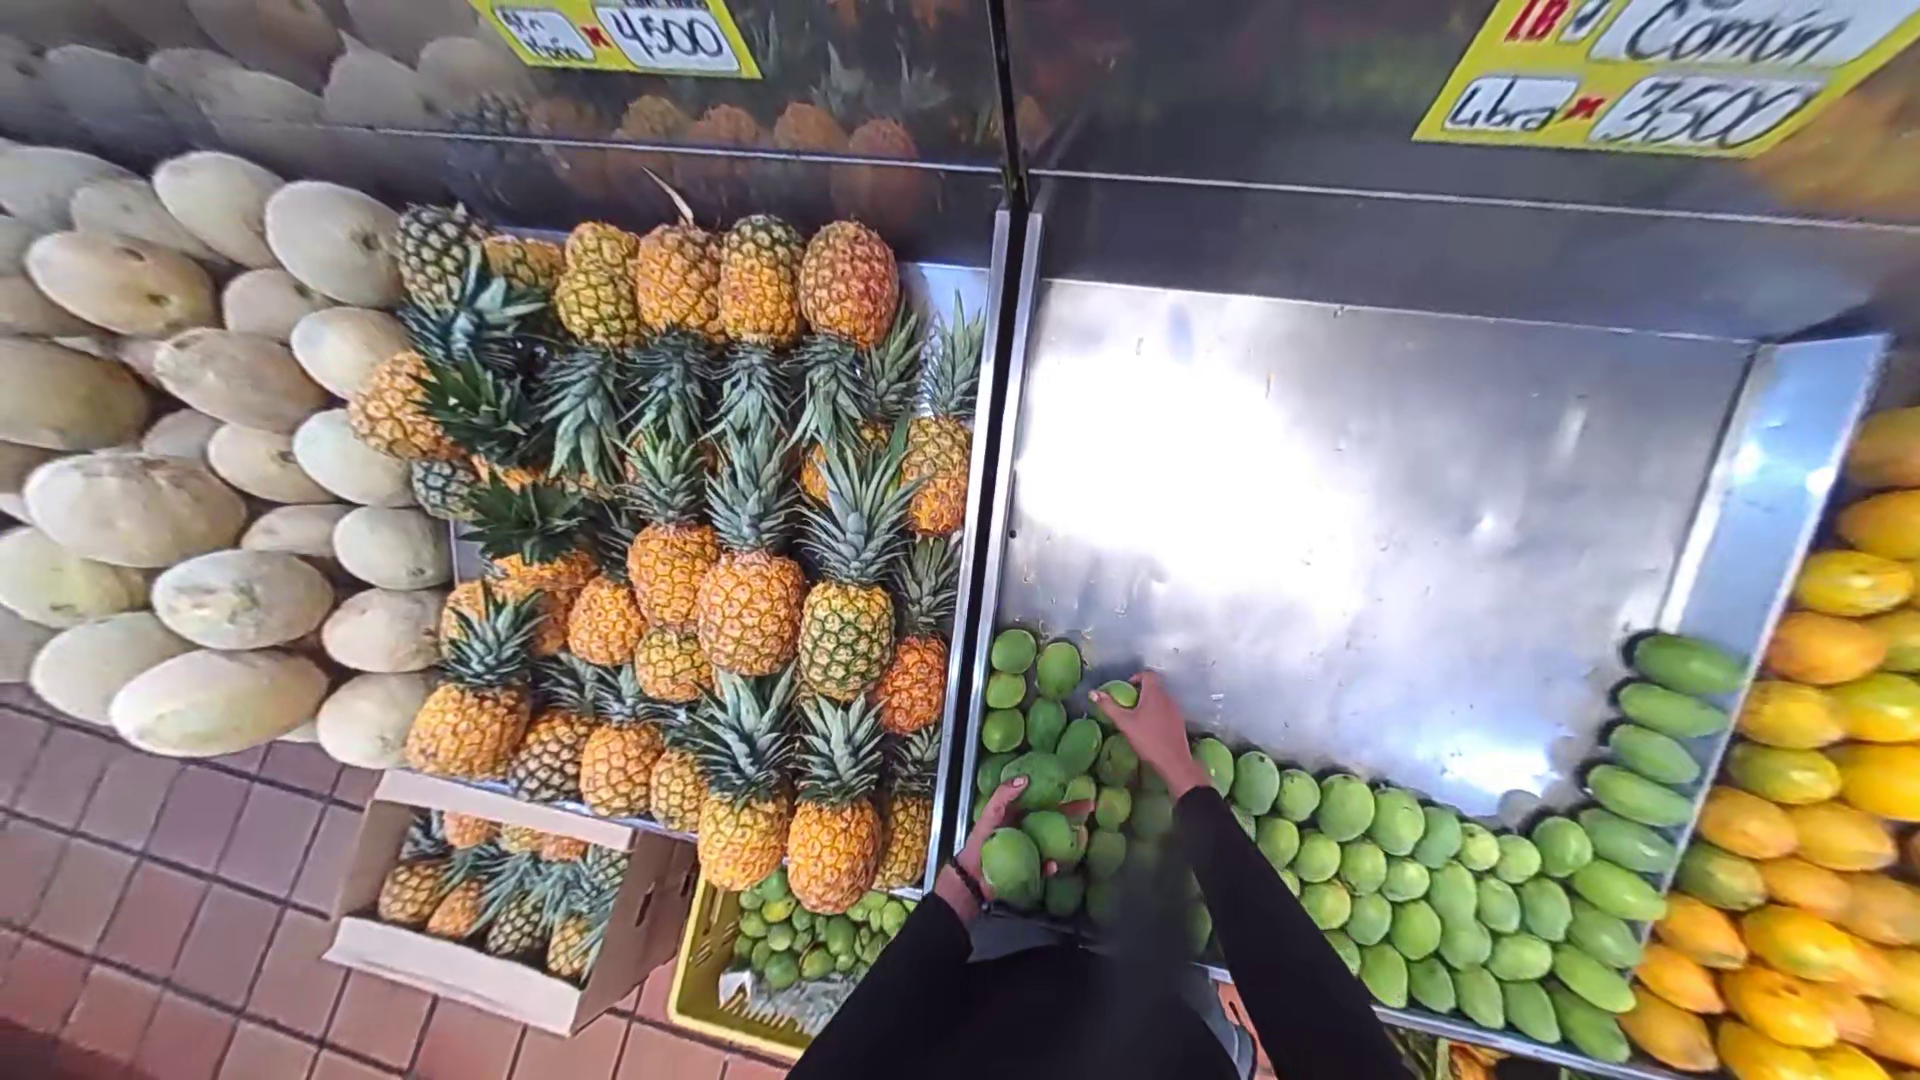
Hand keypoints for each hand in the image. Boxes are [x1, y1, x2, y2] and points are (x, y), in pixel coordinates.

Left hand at [935, 776, 1092, 922]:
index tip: (1076, 786)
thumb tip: (1025, 779)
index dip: (1059, 793)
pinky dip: (1051, 865)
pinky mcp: (1033, 867)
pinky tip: (1052, 864)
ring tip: (1079, 835)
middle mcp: (1030, 828)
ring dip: (1069, 838)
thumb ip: (1003, 795)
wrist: (973, 875)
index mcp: (1021, 812)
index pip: (1044, 799)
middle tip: (1090, 806)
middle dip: (1073, 813)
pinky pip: (1047, 865)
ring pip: (1056, 841)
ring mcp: (1034, 847)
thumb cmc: (981, 840)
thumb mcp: (990, 812)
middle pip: (1056, 817)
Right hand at [1091, 671, 1211, 798]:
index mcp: (1155, 694)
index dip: (1136, 676)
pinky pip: (1167, 708)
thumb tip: (1093, 693)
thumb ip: (1108, 706)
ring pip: (1161, 697)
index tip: (1126, 688)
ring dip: (1149, 701)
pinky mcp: (1179, 721)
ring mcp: (1176, 710)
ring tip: (1137, 715)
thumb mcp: (1124, 722)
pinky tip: (1150, 726)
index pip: (1148, 674)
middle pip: (1154, 685)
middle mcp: (1168, 698)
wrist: (1173, 762)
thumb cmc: (1147, 739)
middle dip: (1141, 690)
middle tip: (1128, 702)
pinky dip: (1157, 711)